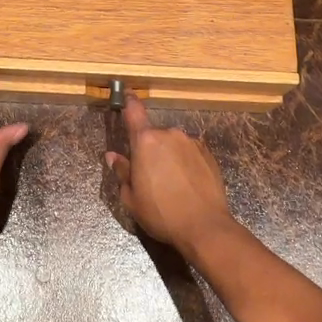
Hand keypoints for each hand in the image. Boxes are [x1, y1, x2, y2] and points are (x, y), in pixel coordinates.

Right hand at [106, 96, 236, 254]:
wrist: (205, 226)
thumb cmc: (161, 213)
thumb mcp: (132, 198)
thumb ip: (122, 172)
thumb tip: (112, 156)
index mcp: (146, 141)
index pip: (134, 112)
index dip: (129, 102)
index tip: (127, 95)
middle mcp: (170, 135)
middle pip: (154, 135)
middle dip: (150, 149)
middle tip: (150, 175)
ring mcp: (192, 143)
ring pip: (173, 145)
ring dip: (169, 156)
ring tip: (172, 184)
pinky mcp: (208, 154)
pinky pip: (190, 153)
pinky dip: (186, 163)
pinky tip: (187, 185)